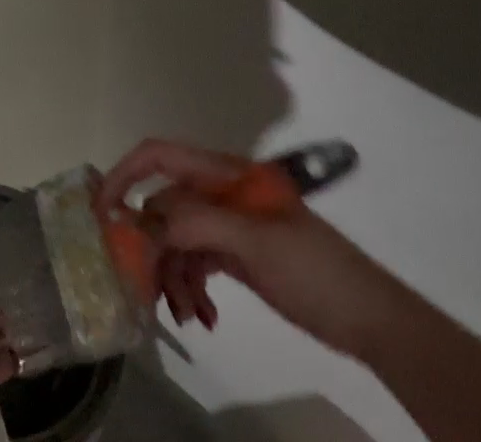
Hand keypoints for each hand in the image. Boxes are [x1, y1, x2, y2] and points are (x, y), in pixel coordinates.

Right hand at [97, 139, 414, 358]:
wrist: (377, 323)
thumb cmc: (318, 272)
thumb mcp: (254, 243)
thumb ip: (194, 223)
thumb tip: (140, 224)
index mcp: (226, 176)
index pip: (159, 157)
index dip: (124, 175)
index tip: (103, 212)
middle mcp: (220, 195)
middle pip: (162, 209)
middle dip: (151, 248)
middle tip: (142, 284)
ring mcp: (227, 226)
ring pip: (173, 241)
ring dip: (172, 277)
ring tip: (187, 316)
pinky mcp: (234, 254)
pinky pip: (193, 263)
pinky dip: (191, 289)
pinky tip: (205, 318)